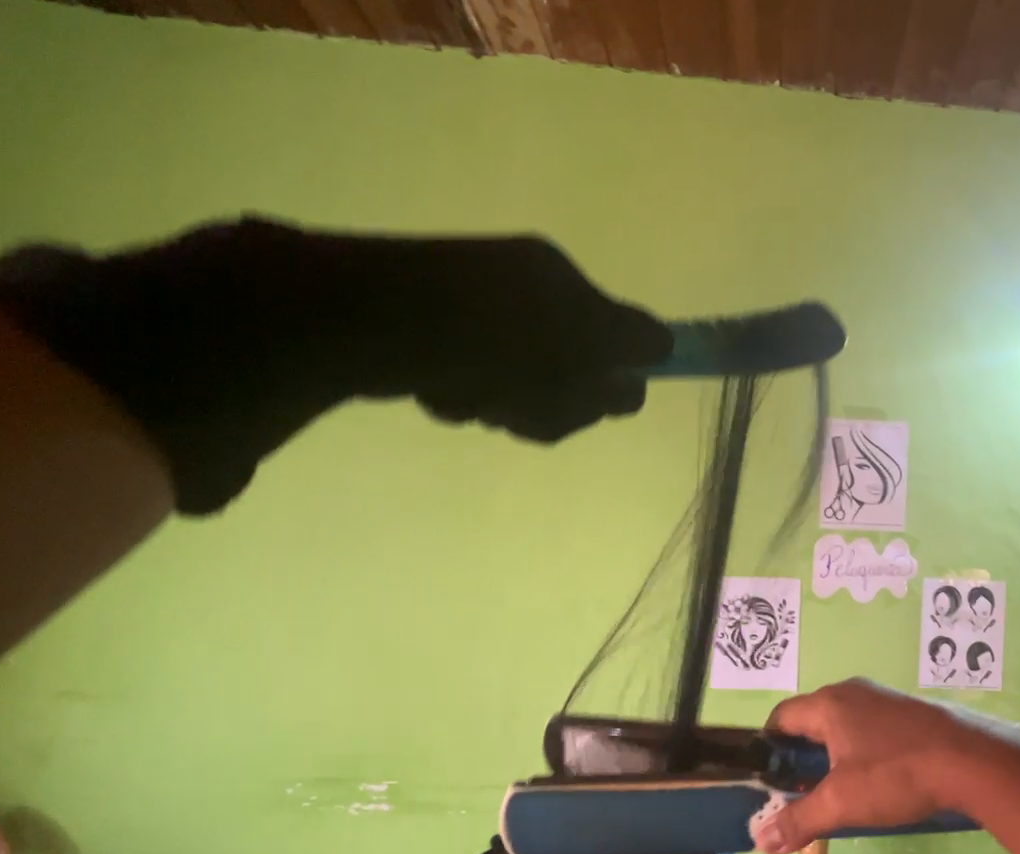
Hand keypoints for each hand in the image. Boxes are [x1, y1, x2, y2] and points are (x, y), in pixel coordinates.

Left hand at [0, 216, 671, 514]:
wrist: (353, 321)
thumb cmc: (480, 330)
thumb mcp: (570, 332)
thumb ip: (625, 340)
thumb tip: (666, 345)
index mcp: (556, 281)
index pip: (614, 342)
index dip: (606, 379)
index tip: (592, 401)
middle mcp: (520, 292)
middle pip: (568, 374)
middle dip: (550, 401)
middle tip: (520, 403)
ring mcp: (472, 317)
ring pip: (520, 389)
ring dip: (505, 404)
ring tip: (470, 395)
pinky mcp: (431, 341)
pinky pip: (473, 386)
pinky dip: (463, 397)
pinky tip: (437, 390)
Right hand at [755, 679, 1019, 853]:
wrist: (970, 762)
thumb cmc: (896, 775)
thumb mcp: (842, 803)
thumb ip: (799, 819)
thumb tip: (760, 839)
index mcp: (829, 704)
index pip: (781, 717)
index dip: (768, 748)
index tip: (768, 780)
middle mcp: (852, 692)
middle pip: (811, 720)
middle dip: (800, 755)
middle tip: (799, 791)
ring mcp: (883, 698)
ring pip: (842, 724)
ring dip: (832, 754)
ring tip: (835, 790)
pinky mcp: (907, 712)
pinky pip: (868, 727)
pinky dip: (859, 750)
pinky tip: (873, 779)